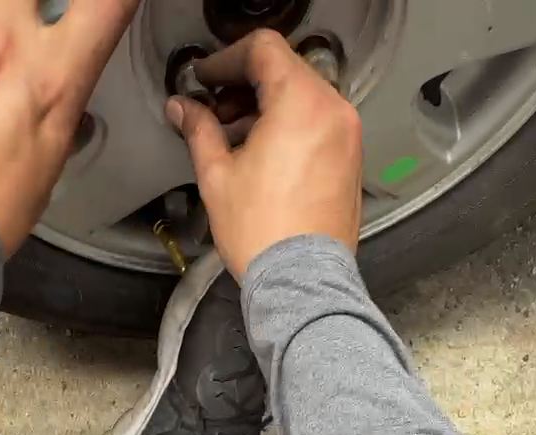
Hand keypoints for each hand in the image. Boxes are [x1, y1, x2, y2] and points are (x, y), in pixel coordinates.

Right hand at [169, 31, 362, 279]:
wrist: (300, 283)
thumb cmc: (263, 235)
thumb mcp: (217, 176)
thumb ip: (199, 130)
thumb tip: (184, 109)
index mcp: (301, 102)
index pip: (263, 50)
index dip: (226, 60)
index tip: (204, 79)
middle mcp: (334, 112)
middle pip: (286, 72)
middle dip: (245, 86)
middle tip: (214, 111)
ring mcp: (348, 138)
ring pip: (304, 101)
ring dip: (267, 109)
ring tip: (235, 140)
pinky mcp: (351, 164)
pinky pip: (319, 128)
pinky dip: (291, 130)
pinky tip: (264, 158)